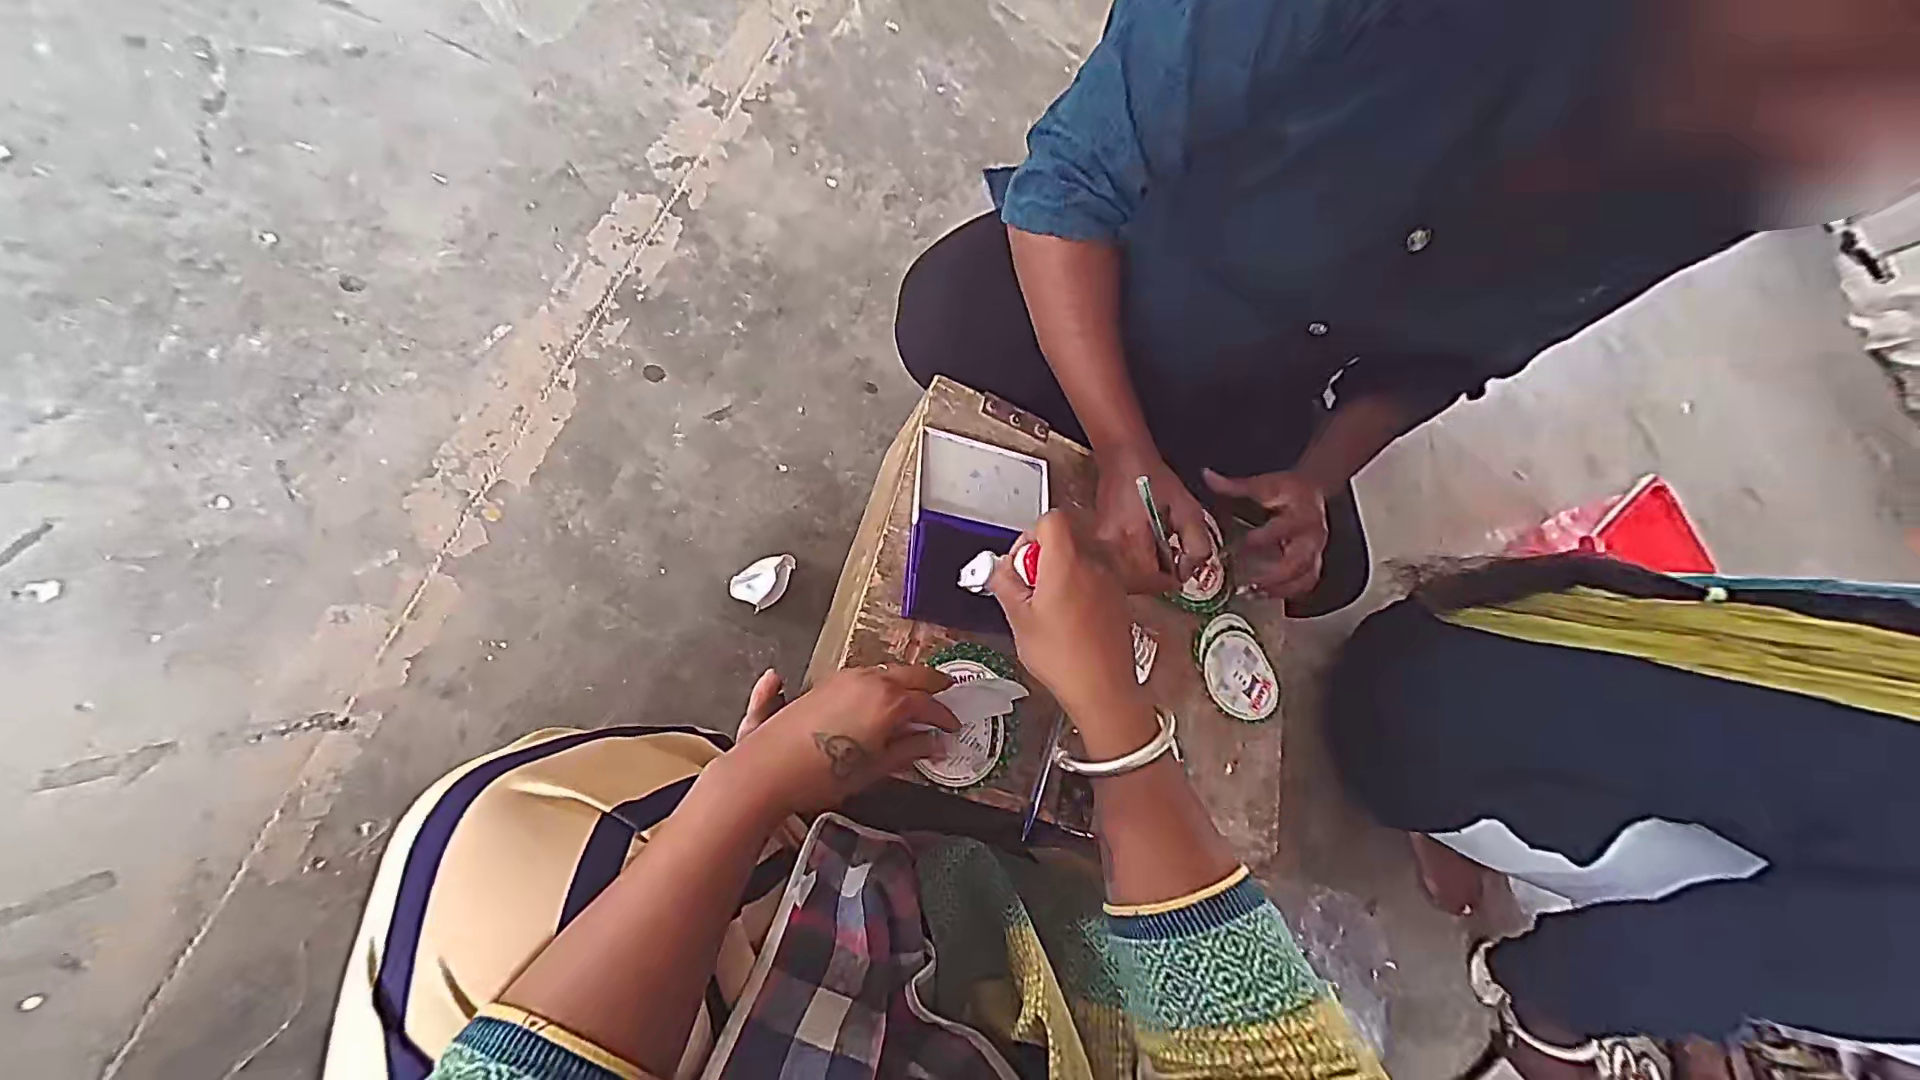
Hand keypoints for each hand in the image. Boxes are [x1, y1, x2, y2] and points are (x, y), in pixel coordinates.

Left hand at [720, 665, 956, 820]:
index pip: (928, 704)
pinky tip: (881, 693)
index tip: (952, 725)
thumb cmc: (819, 775)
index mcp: (888, 702)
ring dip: (906, 680)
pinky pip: (866, 674)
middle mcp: (871, 681)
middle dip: (933, 684)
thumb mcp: (874, 769)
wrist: (766, 770)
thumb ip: (908, 751)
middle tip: (946, 692)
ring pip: (888, 671)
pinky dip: (882, 680)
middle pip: (913, 675)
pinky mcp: (828, 681)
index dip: (944, 715)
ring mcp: (847, 678)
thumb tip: (932, 743)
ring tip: (916, 694)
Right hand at [988, 511, 1156, 751]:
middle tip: (1029, 590)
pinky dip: (1077, 589)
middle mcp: (1093, 564)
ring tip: (1047, 609)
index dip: (1031, 535)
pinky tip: (1067, 621)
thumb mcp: (1019, 619)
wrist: (1103, 688)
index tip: (1021, 564)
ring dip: (1059, 574)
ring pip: (1078, 559)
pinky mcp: (1118, 598)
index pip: (1051, 519)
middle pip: (1063, 539)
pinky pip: (1092, 579)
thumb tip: (999, 568)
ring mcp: (1109, 581)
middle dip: (1041, 559)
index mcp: (1066, 563)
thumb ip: (1004, 583)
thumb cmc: (1062, 657)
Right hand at [1095, 447, 1213, 593]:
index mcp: (1133, 540)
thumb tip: (1189, 571)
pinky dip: (1134, 562)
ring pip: (1128, 577)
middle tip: (1172, 556)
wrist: (1122, 458)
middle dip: (1159, 575)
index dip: (1173, 577)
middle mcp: (1112, 547)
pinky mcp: (1097, 541)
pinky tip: (1143, 542)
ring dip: (1146, 570)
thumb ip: (1196, 544)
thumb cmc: (1154, 479)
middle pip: (1139, 584)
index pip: (1154, 582)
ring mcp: (1101, 545)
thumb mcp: (1188, 509)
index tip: (1182, 565)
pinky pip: (1118, 565)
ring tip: (1157, 546)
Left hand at [1202, 468, 1327, 598]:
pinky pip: (1306, 583)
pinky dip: (1286, 592)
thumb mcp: (1264, 484)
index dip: (1262, 539)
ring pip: (1304, 577)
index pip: (1282, 530)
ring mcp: (1315, 551)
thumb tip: (1207, 476)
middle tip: (1247, 583)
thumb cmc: (1289, 489)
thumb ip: (1235, 485)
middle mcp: (1312, 536)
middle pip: (1297, 562)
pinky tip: (1264, 595)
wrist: (1313, 492)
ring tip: (1252, 593)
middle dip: (1272, 576)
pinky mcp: (1314, 562)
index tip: (1240, 546)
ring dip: (1278, 589)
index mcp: (1299, 514)